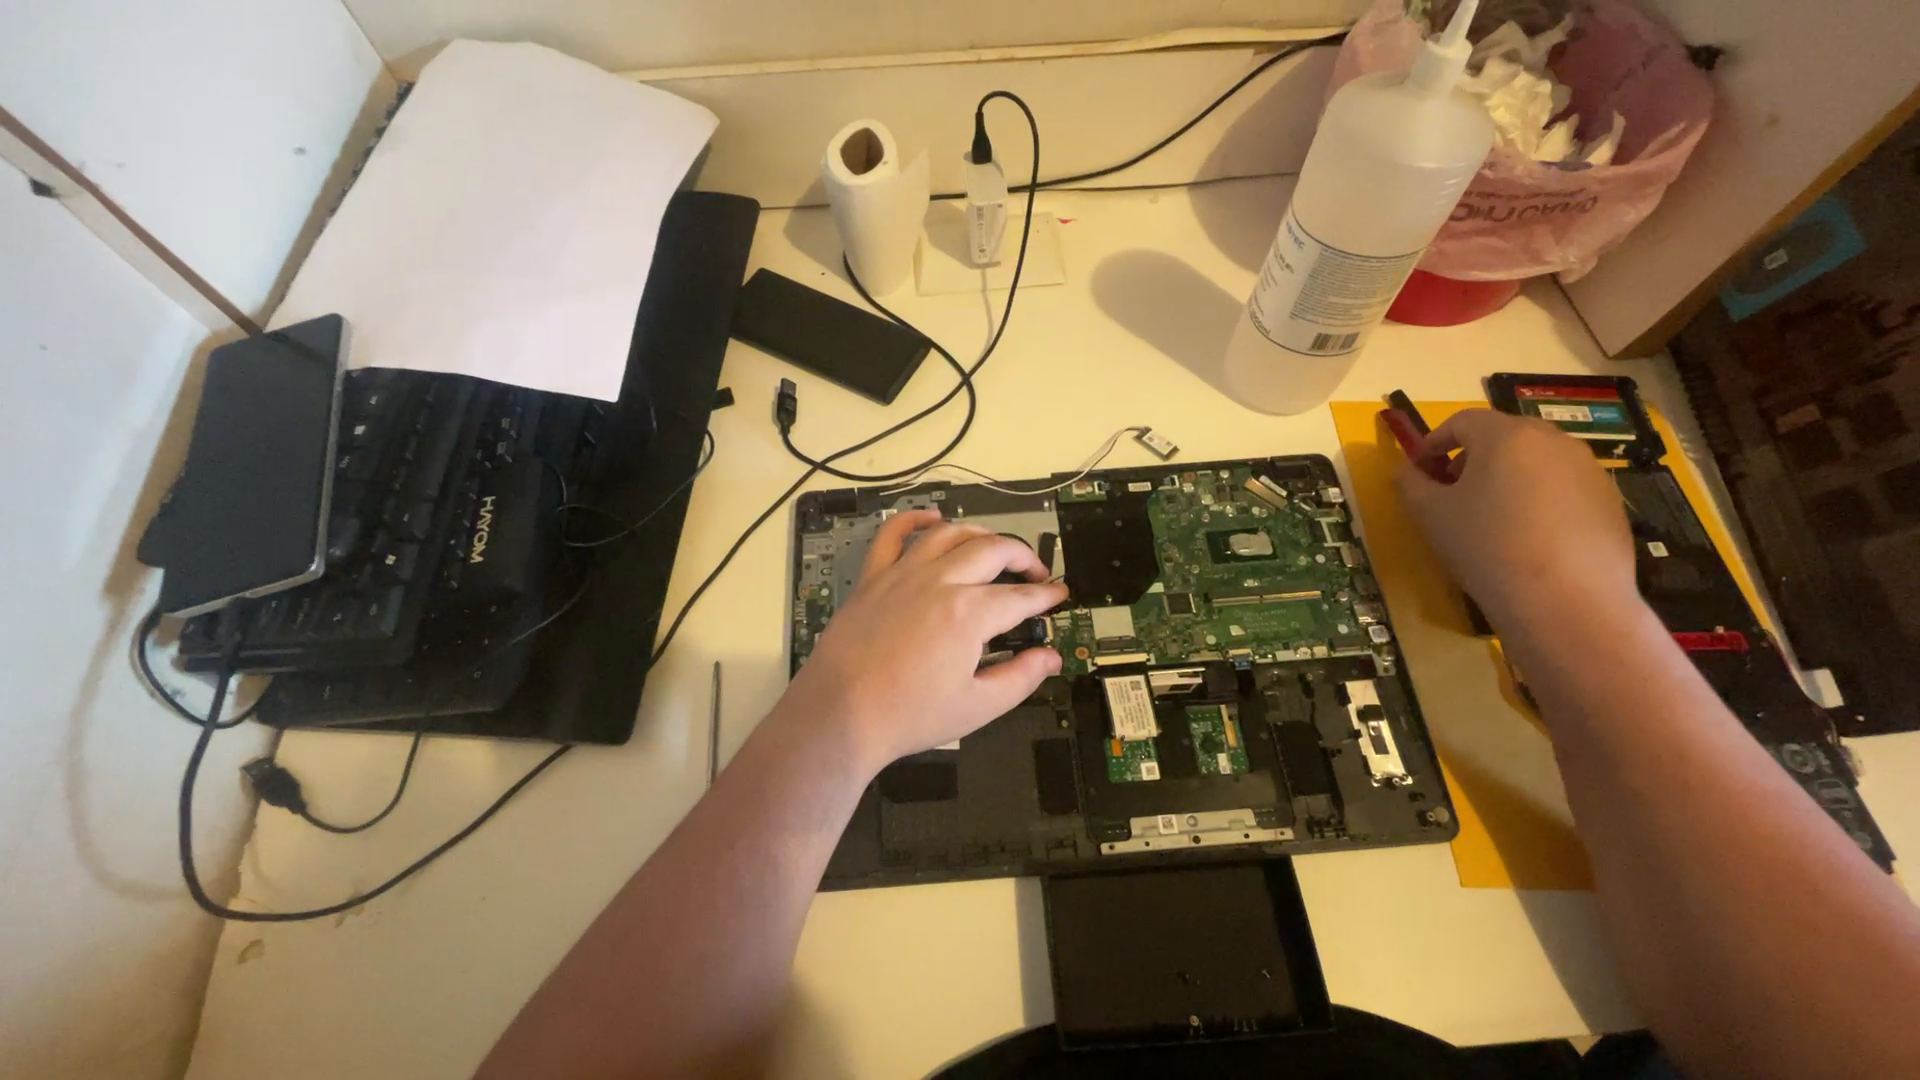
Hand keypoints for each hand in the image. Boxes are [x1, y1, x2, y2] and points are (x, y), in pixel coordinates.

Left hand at [779, 509, 1066, 775]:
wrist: (840, 714)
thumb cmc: (908, 715)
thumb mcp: (977, 706)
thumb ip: (1022, 678)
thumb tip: (1051, 659)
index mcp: (969, 614)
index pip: (1022, 597)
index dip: (1047, 595)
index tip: (1059, 595)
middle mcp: (939, 582)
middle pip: (993, 551)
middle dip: (1022, 557)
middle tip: (1034, 573)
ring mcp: (903, 574)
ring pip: (950, 534)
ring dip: (980, 535)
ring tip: (995, 547)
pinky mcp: (873, 578)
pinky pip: (893, 534)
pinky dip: (914, 519)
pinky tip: (932, 518)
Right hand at [1394, 409, 1636, 629]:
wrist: (1564, 599)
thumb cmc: (1485, 546)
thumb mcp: (1429, 514)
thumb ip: (1410, 483)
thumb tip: (1407, 470)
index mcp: (1505, 436)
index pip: (1462, 421)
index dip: (1434, 441)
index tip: (1420, 468)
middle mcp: (1553, 441)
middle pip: (1503, 436)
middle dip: (1472, 457)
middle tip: (1454, 491)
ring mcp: (1588, 469)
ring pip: (1536, 461)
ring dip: (1508, 477)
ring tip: (1493, 516)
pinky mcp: (1610, 500)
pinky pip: (1563, 486)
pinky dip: (1540, 499)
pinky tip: (1529, 537)